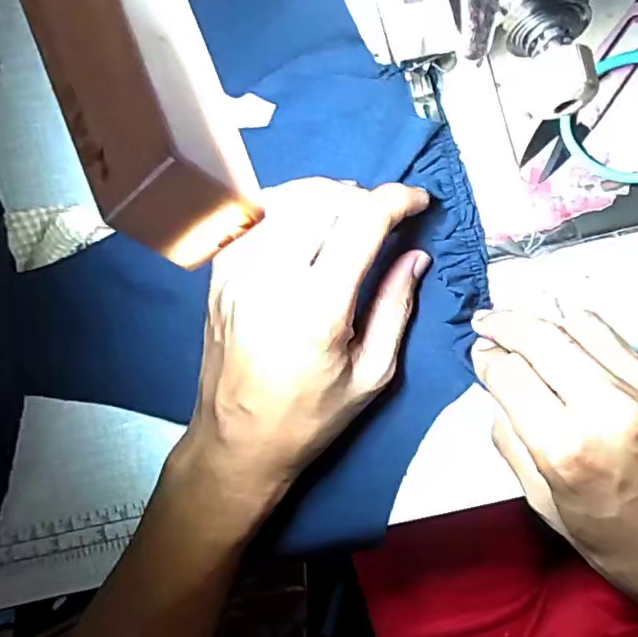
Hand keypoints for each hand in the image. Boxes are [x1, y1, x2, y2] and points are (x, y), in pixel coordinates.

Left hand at [165, 179, 430, 537]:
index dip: (397, 200)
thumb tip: (416, 256)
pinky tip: (309, 227)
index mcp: (317, 309)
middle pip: (322, 198)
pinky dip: (290, 206)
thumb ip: (396, 305)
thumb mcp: (373, 371)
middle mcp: (270, 280)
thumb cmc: (312, 415)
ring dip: (327, 196)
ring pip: (284, 196)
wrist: (238, 441)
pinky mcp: (218, 273)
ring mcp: (236, 273)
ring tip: (350, 217)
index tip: (419, 201)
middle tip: (386, 216)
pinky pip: (256, 215)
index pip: (360, 223)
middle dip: (364, 195)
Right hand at [471, 310, 637, 636]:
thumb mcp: (557, 517)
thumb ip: (518, 453)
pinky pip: (615, 339)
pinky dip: (582, 327)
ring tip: (522, 322)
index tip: (480, 357)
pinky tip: (568, 331)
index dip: (487, 361)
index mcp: (568, 451)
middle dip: (506, 326)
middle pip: (542, 339)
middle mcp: (605, 408)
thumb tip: (502, 403)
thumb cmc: (637, 555)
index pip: (512, 377)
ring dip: (543, 318)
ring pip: (580, 326)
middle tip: (486, 324)